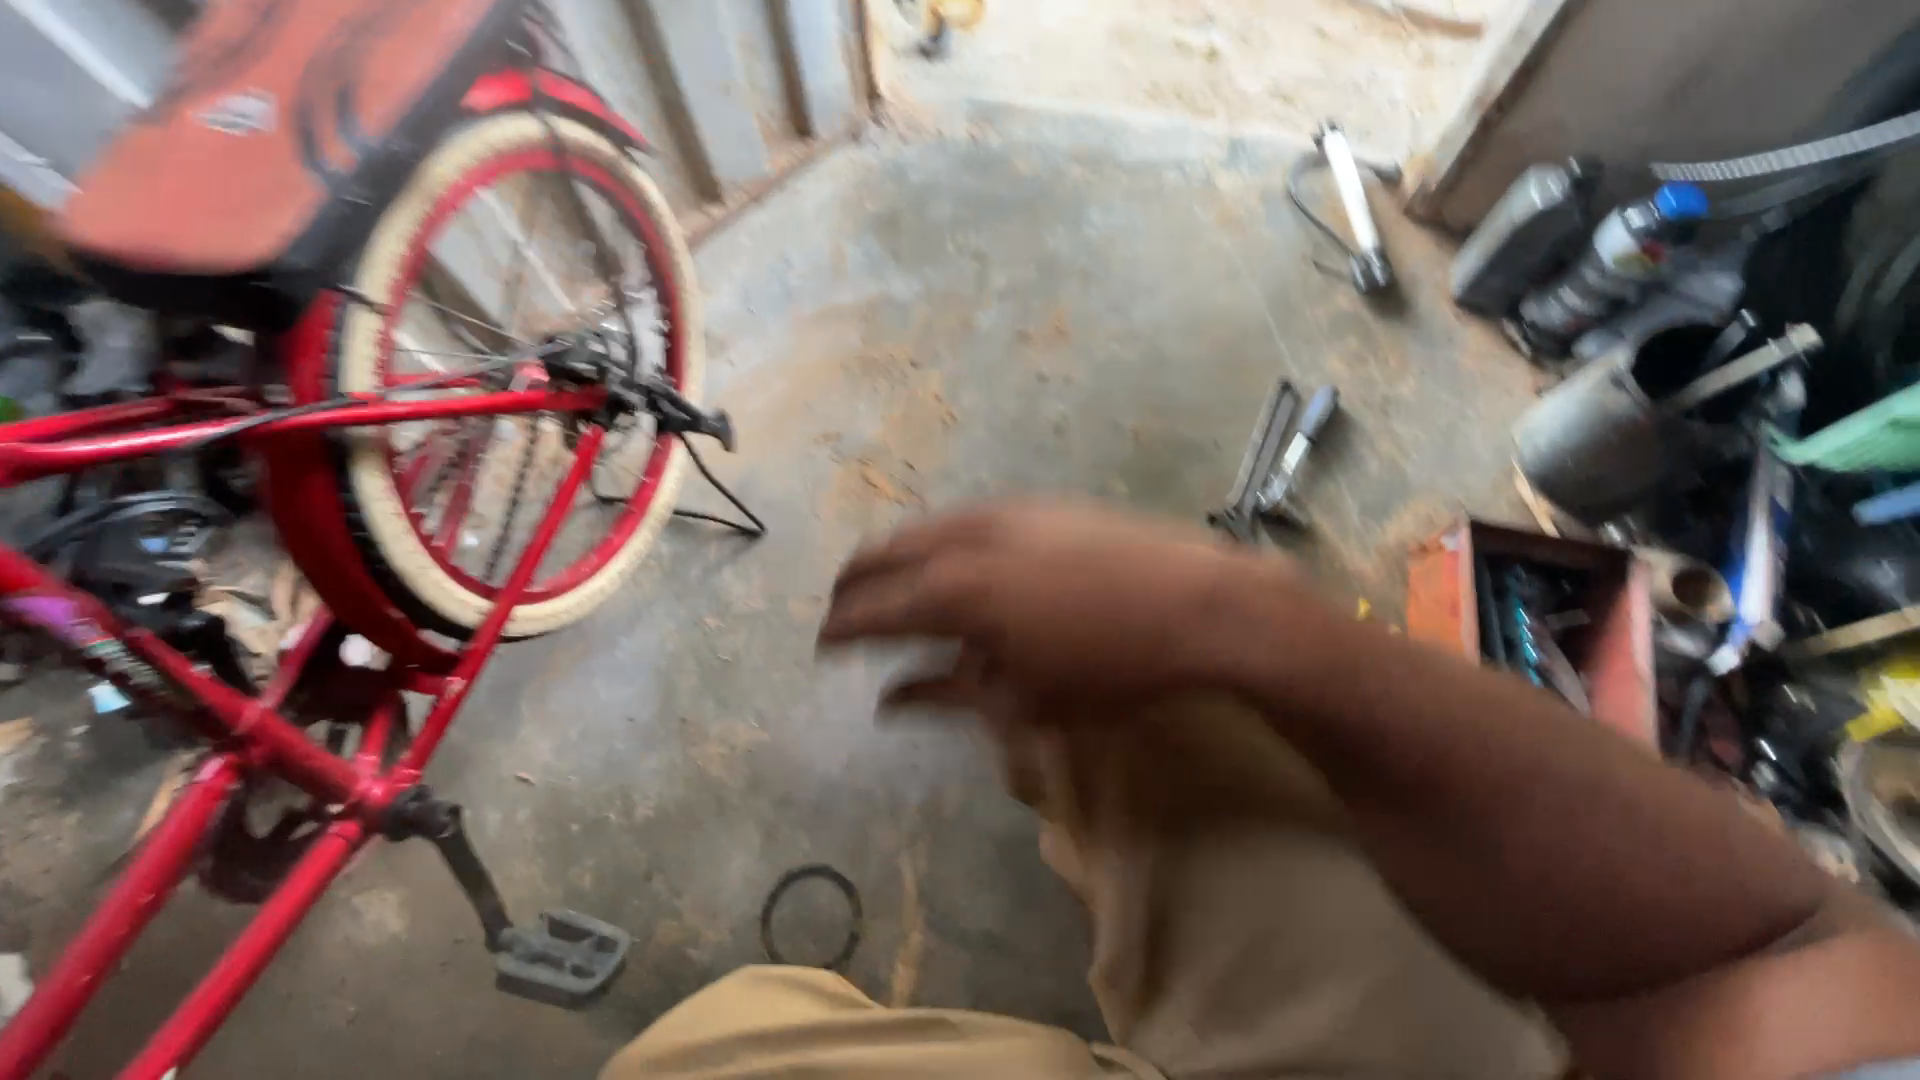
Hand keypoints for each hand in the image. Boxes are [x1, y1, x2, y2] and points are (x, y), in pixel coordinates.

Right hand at [817, 499, 1315, 703]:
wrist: (1200, 606)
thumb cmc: (1110, 669)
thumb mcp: (1023, 699)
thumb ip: (946, 695)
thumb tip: (889, 702)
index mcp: (953, 593)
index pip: (870, 610)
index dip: (838, 631)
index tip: (822, 647)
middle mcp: (964, 539)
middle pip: (883, 555)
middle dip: (853, 586)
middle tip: (842, 614)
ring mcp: (1002, 512)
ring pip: (922, 529)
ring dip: (894, 559)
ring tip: (890, 589)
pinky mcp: (1036, 504)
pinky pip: (962, 519)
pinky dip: (937, 543)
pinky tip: (953, 565)